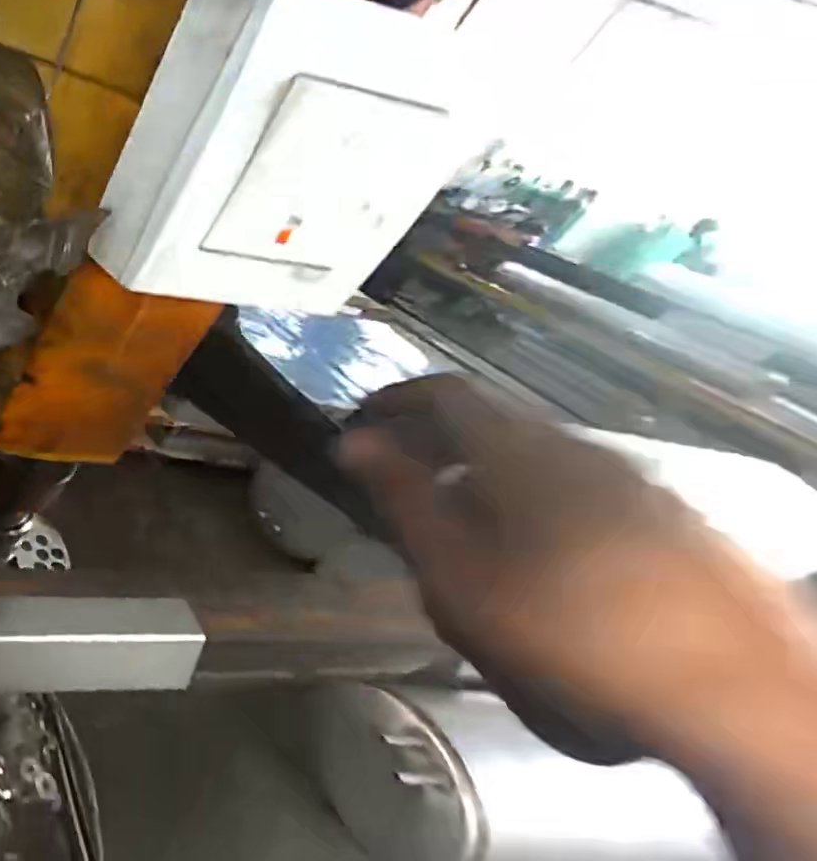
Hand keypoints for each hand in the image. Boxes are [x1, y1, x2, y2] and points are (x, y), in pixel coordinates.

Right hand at [338, 375, 809, 745]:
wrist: (751, 712)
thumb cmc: (568, 630)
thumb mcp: (453, 566)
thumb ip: (399, 494)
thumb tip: (353, 441)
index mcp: (525, 452)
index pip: (446, 392)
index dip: (394, 398)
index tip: (359, 422)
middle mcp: (587, 452)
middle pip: (491, 425)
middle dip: (434, 446)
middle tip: (398, 485)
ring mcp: (644, 487)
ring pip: (537, 460)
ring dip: (484, 476)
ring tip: (459, 528)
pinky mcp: (682, 527)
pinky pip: (582, 490)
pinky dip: (535, 501)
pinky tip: (534, 558)